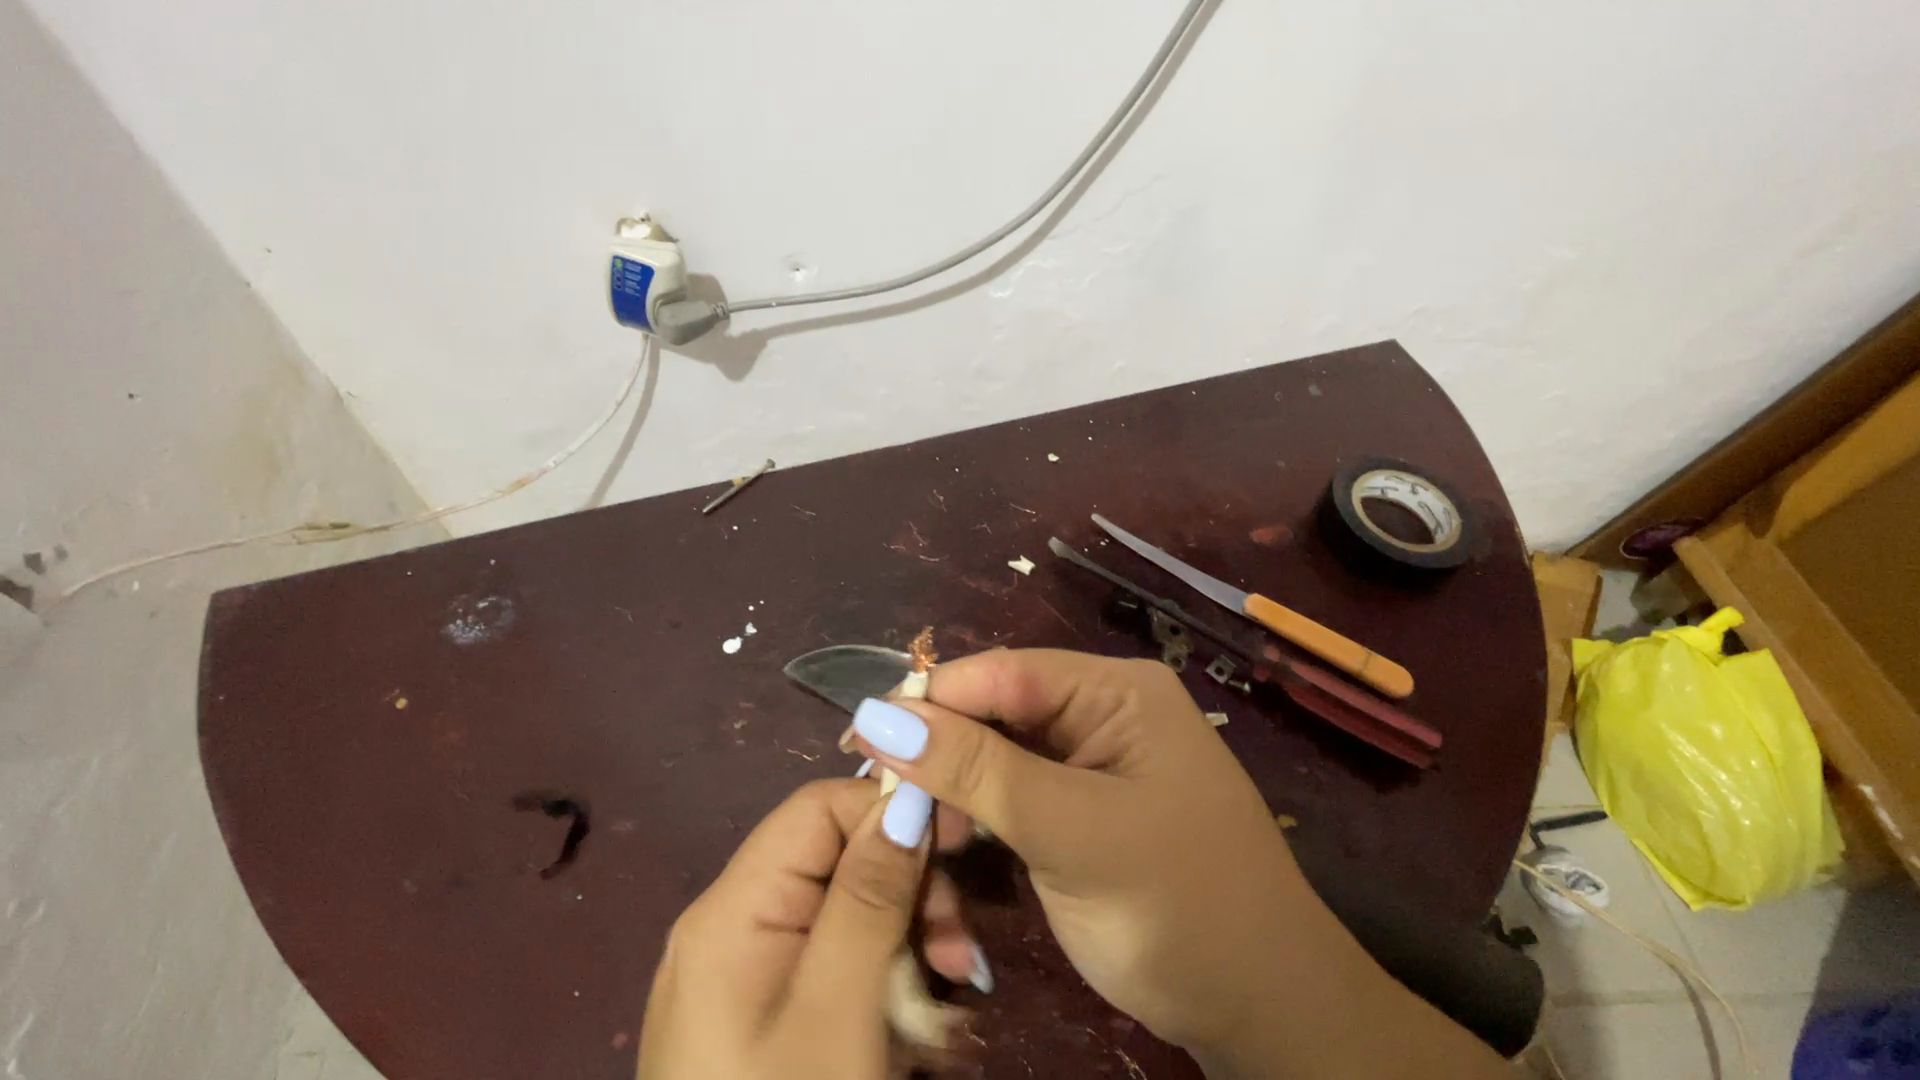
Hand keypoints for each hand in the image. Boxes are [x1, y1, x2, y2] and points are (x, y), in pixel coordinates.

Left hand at [637, 779, 981, 1079]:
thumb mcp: (837, 1013)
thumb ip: (868, 896)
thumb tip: (905, 796)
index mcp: (733, 909)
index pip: (818, 809)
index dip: (891, 810)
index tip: (962, 842)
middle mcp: (734, 925)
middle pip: (837, 860)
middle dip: (909, 891)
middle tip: (958, 955)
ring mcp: (748, 974)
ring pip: (847, 914)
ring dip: (906, 940)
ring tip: (949, 992)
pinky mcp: (767, 1015)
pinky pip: (836, 965)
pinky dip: (884, 980)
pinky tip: (917, 1024)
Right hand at [847, 650, 1375, 1062]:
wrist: (1261, 1007)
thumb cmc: (1177, 904)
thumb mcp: (1070, 830)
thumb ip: (975, 770)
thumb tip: (875, 715)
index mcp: (1116, 691)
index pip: (1002, 672)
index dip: (929, 701)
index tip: (861, 744)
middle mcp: (1103, 713)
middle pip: (996, 710)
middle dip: (942, 753)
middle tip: (888, 805)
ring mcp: (1094, 764)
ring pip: (997, 756)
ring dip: (956, 792)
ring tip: (924, 837)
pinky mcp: (1084, 811)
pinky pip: (1014, 795)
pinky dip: (980, 817)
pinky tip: (955, 846)